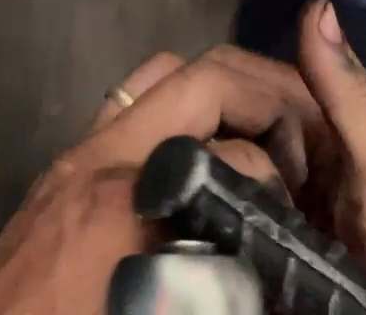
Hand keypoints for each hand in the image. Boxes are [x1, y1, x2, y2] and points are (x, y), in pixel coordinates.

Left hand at [0, 46, 332, 314]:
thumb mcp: (167, 309)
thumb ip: (224, 280)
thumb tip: (275, 252)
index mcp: (122, 206)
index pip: (232, 157)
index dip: (280, 179)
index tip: (299, 208)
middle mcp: (97, 159)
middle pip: (198, 76)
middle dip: (263, 92)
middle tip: (302, 132)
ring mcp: (75, 154)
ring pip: (159, 74)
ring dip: (217, 89)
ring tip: (256, 130)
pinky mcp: (62, 167)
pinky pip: (130, 103)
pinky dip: (177, 107)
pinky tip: (199, 153)